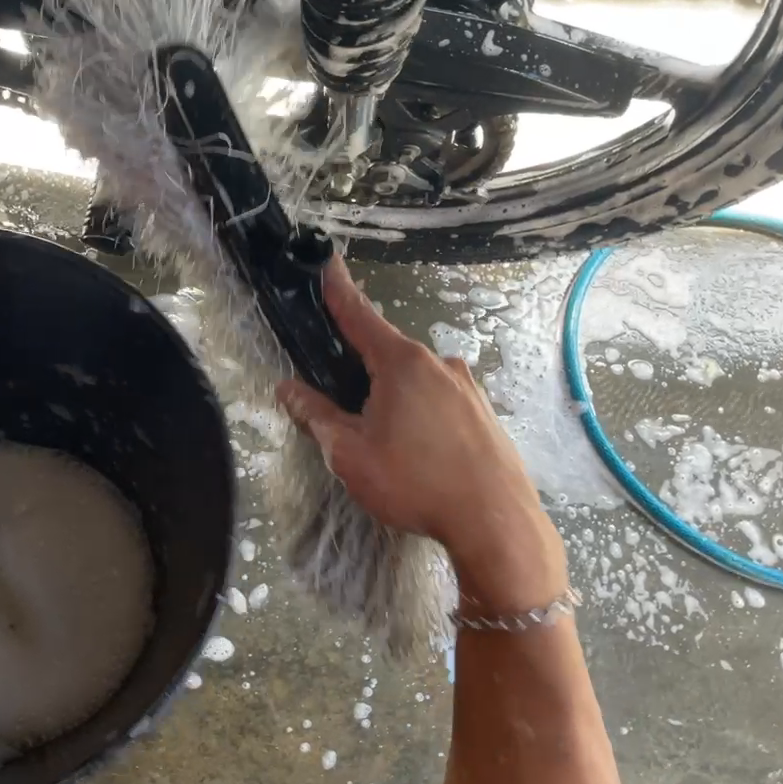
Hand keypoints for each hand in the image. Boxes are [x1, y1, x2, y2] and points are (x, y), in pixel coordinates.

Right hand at [276, 257, 566, 615]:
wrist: (494, 521)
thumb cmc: (413, 482)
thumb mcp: (349, 453)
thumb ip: (316, 417)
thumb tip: (287, 389)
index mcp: (401, 363)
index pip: (359, 315)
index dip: (338, 290)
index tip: (327, 262)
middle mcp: (439, 363)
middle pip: (386, 354)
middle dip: (360, 372)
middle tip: (343, 410)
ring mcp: (467, 387)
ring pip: (414, 382)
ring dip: (391, 400)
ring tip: (382, 445)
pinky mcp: (484, 412)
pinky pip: (438, 401)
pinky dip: (418, 415)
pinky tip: (415, 453)